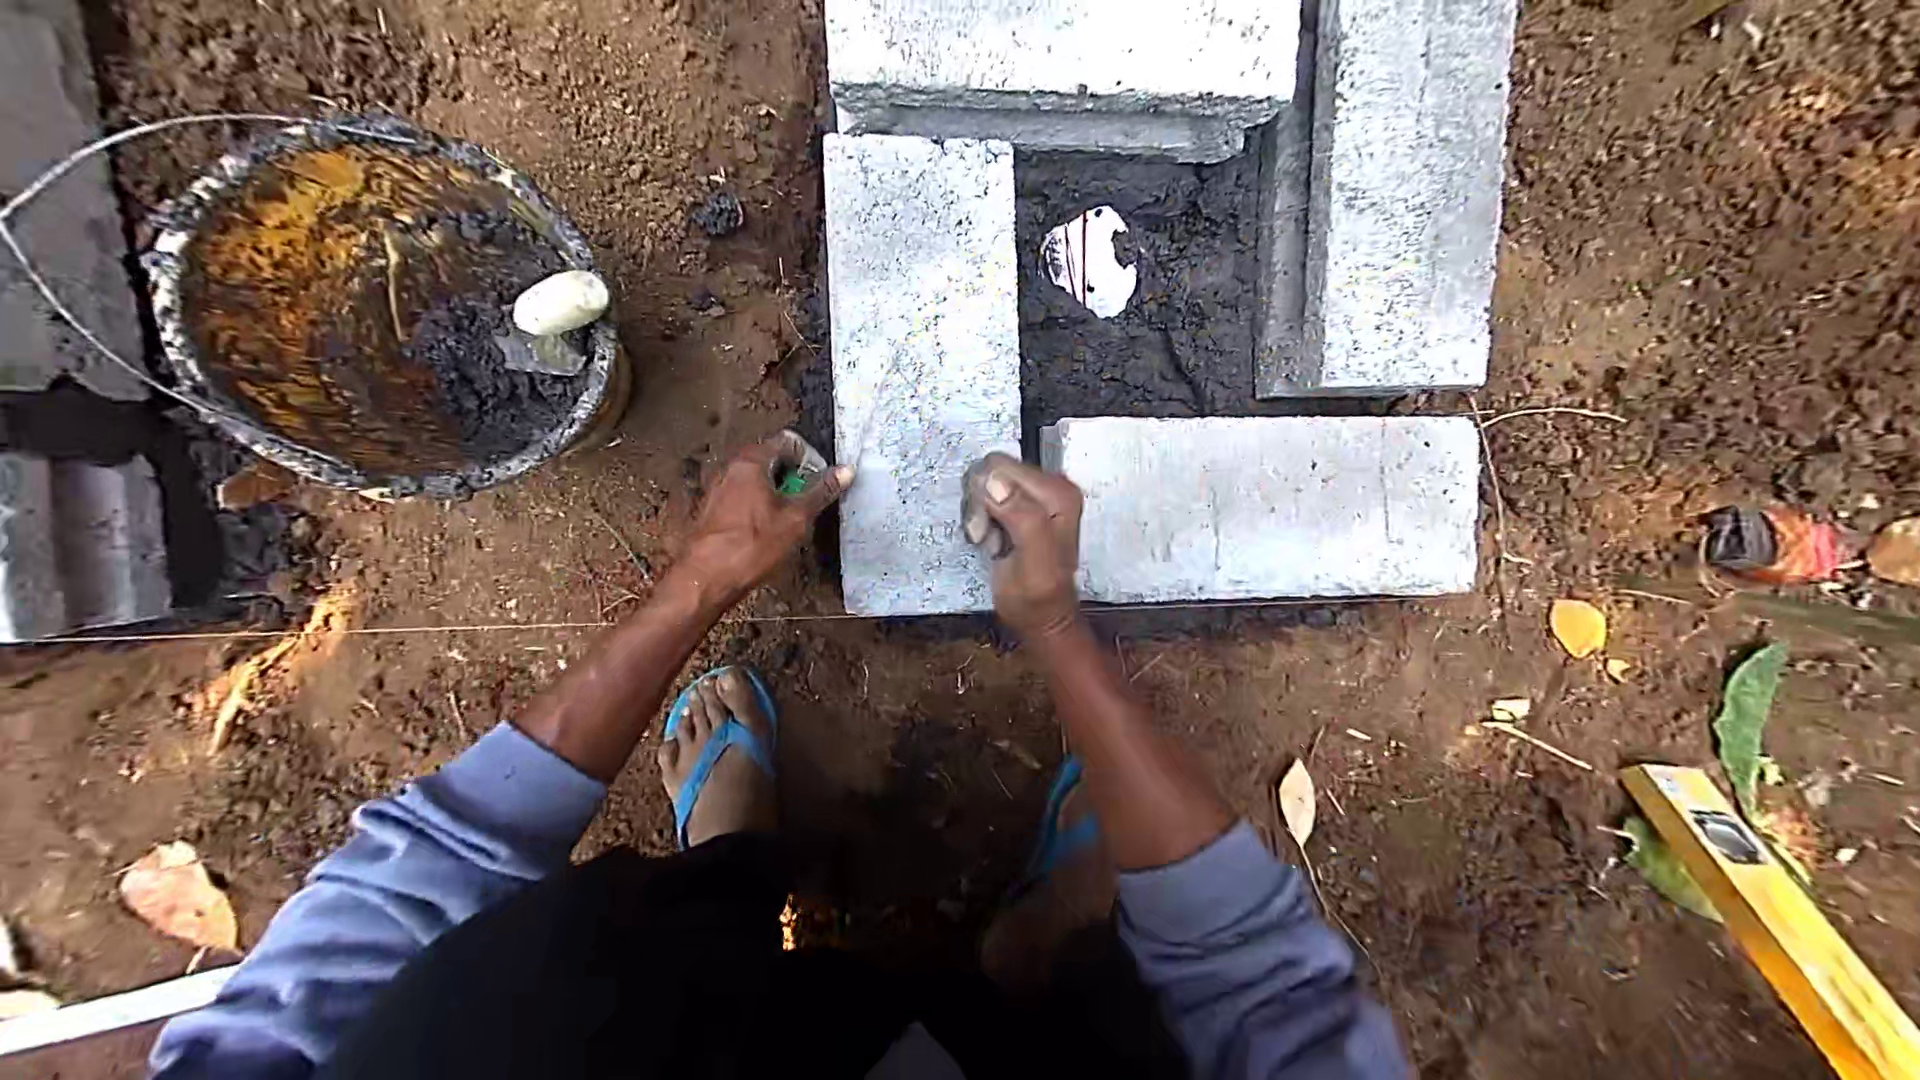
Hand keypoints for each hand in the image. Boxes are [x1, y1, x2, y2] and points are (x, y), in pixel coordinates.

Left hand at [675, 431, 852, 607]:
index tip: (821, 481)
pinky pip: (745, 499)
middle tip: (809, 503)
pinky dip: (762, 507)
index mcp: (750, 462)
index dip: (811, 459)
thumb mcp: (797, 518)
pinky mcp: (714, 511)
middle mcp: (730, 469)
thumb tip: (845, 471)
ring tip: (792, 521)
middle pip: (773, 461)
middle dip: (795, 479)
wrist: (706, 580)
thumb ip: (821, 491)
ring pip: (759, 482)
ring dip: (779, 495)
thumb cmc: (750, 546)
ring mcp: (718, 490)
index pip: (788, 442)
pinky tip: (769, 533)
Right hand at [974, 453, 1083, 640]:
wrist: (1041, 618)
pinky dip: (983, 518)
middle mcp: (1051, 485)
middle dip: (980, 505)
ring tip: (992, 543)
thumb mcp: (1032, 561)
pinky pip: (988, 496)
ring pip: (985, 483)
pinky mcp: (1022, 504)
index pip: (1000, 468)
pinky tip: (994, 540)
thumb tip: (994, 480)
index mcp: (1059, 492)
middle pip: (992, 471)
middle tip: (987, 538)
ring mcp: (1036, 494)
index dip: (984, 498)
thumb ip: (1021, 517)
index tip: (988, 532)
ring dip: (980, 514)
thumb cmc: (1036, 597)